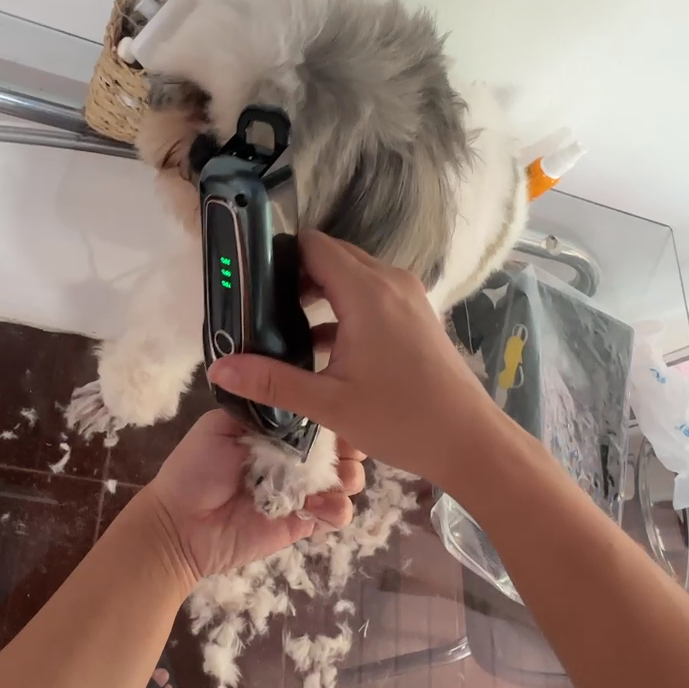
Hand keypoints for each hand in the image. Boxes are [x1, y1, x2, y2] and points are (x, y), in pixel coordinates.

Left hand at [139, 410, 364, 581]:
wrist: (181, 522)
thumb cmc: (195, 468)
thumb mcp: (220, 425)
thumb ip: (260, 410)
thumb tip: (295, 395)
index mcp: (279, 430)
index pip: (318, 414)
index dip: (333, 410)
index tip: (337, 407)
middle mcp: (297, 456)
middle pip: (343, 446)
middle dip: (352, 443)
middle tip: (345, 448)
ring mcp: (304, 490)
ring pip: (349, 479)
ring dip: (350, 475)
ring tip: (334, 478)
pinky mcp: (305, 521)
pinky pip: (338, 514)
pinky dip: (336, 507)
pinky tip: (313, 505)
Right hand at [204, 231, 511, 486]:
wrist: (469, 441)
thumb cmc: (400, 420)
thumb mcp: (328, 403)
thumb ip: (271, 381)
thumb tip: (219, 369)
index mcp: (366, 292)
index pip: (314, 245)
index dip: (280, 257)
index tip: (252, 283)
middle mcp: (389, 281)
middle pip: (332, 255)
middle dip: (296, 275)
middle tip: (262, 308)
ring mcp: (407, 296)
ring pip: (352, 274)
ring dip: (320, 292)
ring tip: (285, 326)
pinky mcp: (415, 313)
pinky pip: (370, 293)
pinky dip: (343, 307)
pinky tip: (321, 346)